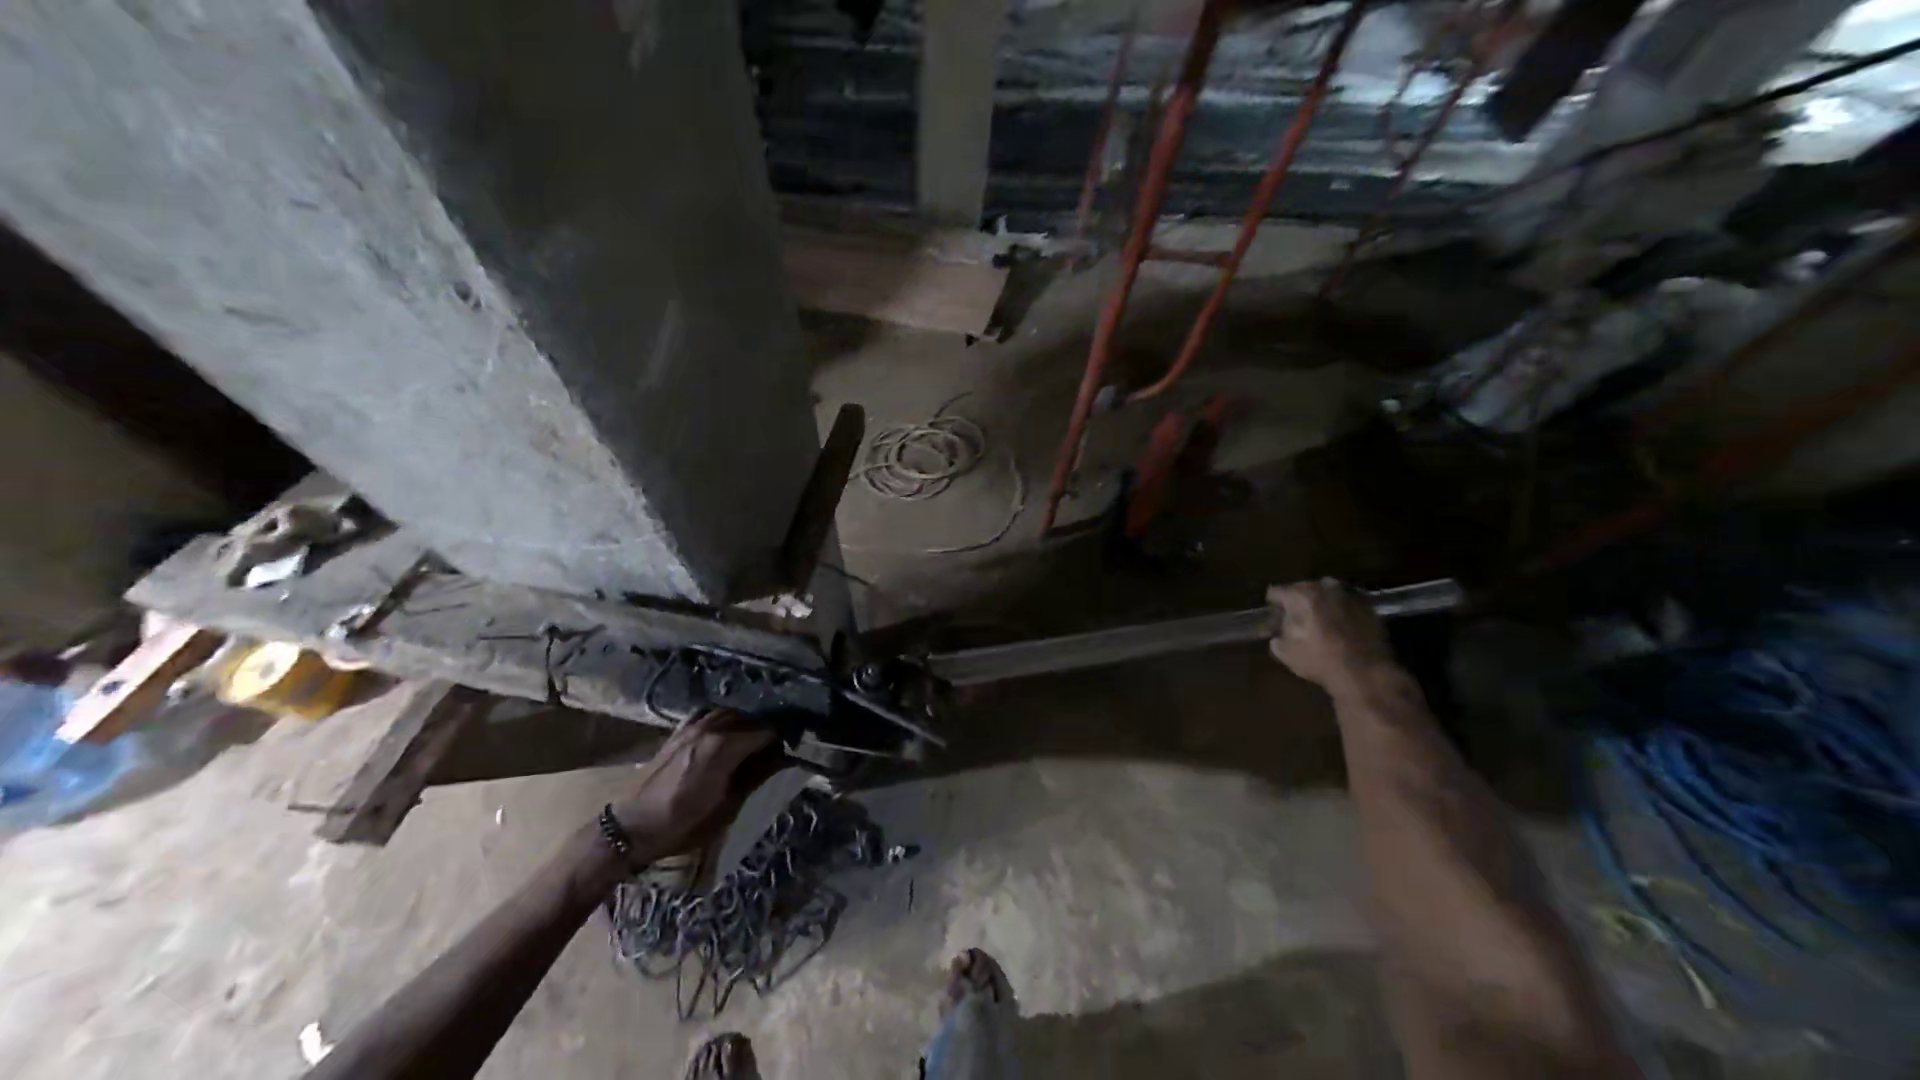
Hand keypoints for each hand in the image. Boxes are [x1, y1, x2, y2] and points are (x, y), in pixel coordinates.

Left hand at [609, 709, 776, 856]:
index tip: (788, 754)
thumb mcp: (726, 807)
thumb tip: (782, 758)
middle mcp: (709, 728)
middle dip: (764, 732)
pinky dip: (722, 722)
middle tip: (772, 753)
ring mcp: (691, 727)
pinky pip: (708, 715)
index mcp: (724, 746)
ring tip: (750, 746)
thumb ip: (755, 776)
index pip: (766, 731)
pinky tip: (724, 737)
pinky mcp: (678, 732)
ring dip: (744, 725)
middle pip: (749, 719)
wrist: (630, 827)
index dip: (781, 742)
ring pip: (729, 714)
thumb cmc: (681, 823)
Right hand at [1267, 578, 1395, 695]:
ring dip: (1319, 601)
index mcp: (1301, 596)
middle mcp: (1324, 587)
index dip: (1272, 604)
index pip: (1276, 591)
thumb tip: (1279, 631)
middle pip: (1302, 587)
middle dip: (1297, 601)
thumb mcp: (1286, 653)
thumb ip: (1276, 636)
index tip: (1273, 615)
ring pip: (1325, 591)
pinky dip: (1339, 608)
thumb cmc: (1321, 661)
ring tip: (1320, 619)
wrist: (1366, 673)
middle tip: (1297, 618)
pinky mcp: (1367, 604)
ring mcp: (1348, 593)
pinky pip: (1344, 600)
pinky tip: (1340, 625)